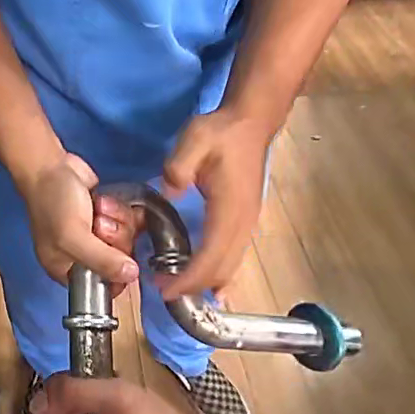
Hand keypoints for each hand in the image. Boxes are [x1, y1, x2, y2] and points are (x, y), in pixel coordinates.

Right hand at [15, 152, 138, 286]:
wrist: (51, 166)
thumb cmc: (54, 203)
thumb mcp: (73, 236)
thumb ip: (102, 260)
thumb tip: (131, 276)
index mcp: (67, 270)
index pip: (103, 287)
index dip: (116, 273)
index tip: (115, 254)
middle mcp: (84, 256)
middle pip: (120, 260)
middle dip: (115, 239)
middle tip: (99, 225)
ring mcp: (97, 236)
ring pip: (127, 238)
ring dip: (117, 220)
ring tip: (97, 209)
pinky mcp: (107, 217)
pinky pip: (127, 221)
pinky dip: (119, 210)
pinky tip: (102, 201)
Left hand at [160, 108, 271, 297]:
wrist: (251, 123)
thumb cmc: (222, 133)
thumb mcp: (194, 140)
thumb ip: (179, 166)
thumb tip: (169, 192)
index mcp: (229, 209)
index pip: (211, 256)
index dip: (189, 278)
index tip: (165, 289)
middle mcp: (243, 223)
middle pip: (222, 269)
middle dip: (194, 286)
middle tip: (162, 290)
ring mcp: (248, 224)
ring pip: (231, 266)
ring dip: (206, 282)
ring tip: (177, 287)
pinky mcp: (246, 221)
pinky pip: (234, 256)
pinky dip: (219, 273)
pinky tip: (208, 285)